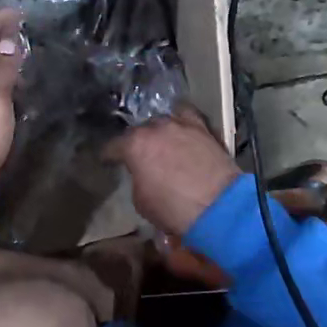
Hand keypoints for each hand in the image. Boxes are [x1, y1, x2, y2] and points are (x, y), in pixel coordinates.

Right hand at [107, 109, 241, 237]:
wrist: (218, 206)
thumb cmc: (173, 209)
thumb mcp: (141, 200)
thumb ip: (137, 178)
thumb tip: (143, 173)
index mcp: (134, 145)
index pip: (112, 146)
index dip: (108, 155)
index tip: (108, 161)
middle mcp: (155, 128)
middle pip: (139, 130)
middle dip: (137, 142)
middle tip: (140, 156)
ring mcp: (180, 124)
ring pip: (163, 122)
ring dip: (160, 132)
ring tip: (162, 143)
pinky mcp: (203, 128)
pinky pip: (187, 117)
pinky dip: (182, 123)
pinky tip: (182, 131)